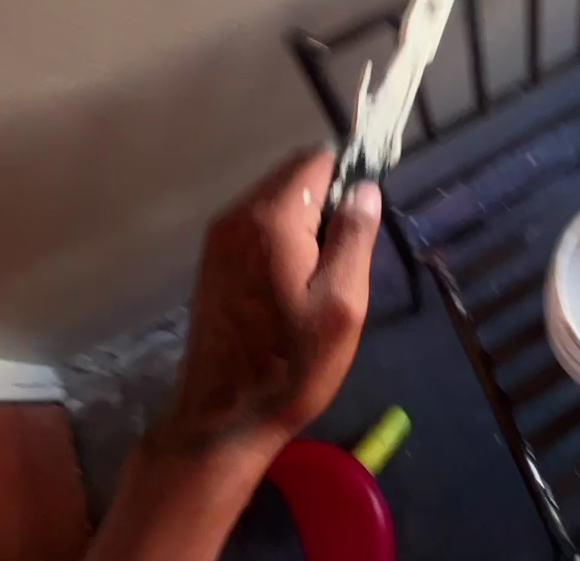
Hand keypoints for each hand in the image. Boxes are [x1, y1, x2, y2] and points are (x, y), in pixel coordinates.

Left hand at [150, 148, 381, 458]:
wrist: (220, 420)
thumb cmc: (291, 365)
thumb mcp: (341, 305)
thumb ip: (354, 236)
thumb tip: (365, 188)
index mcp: (272, 218)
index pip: (318, 158)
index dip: (349, 176)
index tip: (365, 215)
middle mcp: (239, 214)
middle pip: (295, 173)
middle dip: (328, 196)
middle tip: (344, 252)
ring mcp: (220, 235)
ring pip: (277, 195)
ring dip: (306, 215)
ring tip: (321, 271)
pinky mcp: (214, 257)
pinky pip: (258, 220)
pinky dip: (283, 231)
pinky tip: (292, 278)